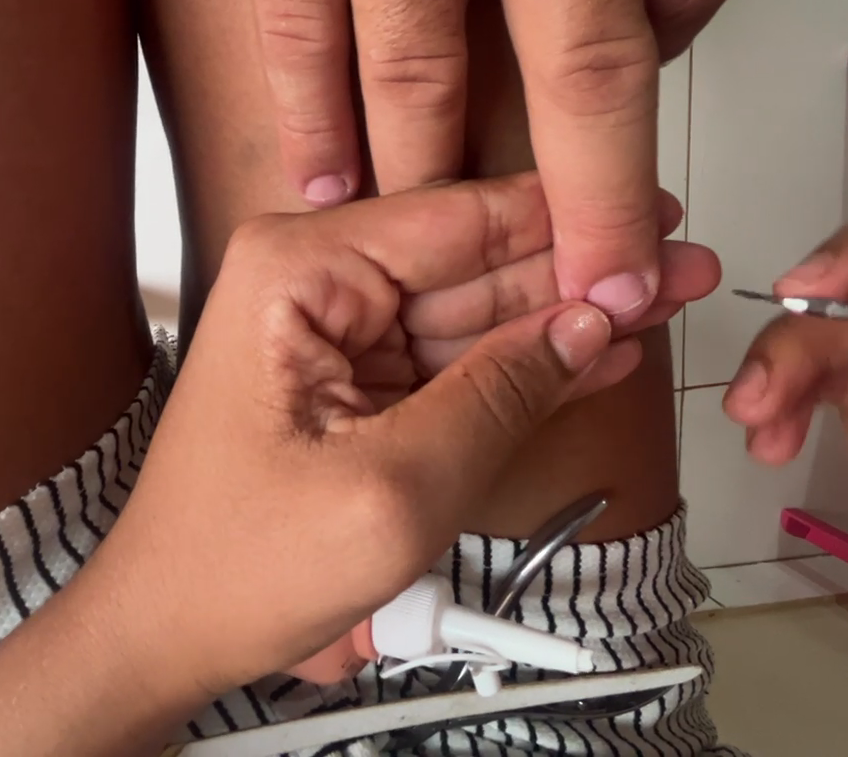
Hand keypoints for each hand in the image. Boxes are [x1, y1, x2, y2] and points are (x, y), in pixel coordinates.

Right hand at [152, 0, 745, 323]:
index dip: (673, 46)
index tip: (643, 77)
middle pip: (585, 69)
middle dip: (596, 204)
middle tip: (604, 293)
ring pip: (426, 68)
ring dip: (440, 182)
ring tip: (445, 259)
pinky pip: (304, 20)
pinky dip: (314, 116)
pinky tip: (326, 182)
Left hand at [281, 185, 719, 683]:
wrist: (172, 626)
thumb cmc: (237, 561)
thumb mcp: (392, 486)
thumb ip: (497, 396)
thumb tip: (584, 328)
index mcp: (298, 269)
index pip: (454, 219)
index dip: (561, 222)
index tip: (648, 220)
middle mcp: (315, 279)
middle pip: (472, 261)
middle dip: (575, 272)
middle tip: (675, 268)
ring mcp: (338, 328)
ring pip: (473, 311)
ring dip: (561, 319)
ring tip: (655, 309)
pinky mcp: (358, 375)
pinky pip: (453, 359)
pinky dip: (520, 366)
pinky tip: (591, 357)